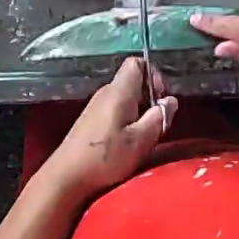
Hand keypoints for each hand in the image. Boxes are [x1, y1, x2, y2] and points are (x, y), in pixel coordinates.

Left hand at [36, 58, 178, 199]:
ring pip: (125, 98)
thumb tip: (170, 100)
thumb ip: (158, 118)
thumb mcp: (140, 140)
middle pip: (133, 82)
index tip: (161, 98)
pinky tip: (127, 142)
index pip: (136, 63)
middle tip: (156, 123)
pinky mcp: (91, 120)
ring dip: (139, 112)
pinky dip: (126, 121)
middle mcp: (105, 93)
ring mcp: (96, 106)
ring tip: (143, 136)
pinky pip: (115, 110)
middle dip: (150, 98)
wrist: (67, 175)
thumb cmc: (106, 157)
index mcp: (118, 91)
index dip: (154, 75)